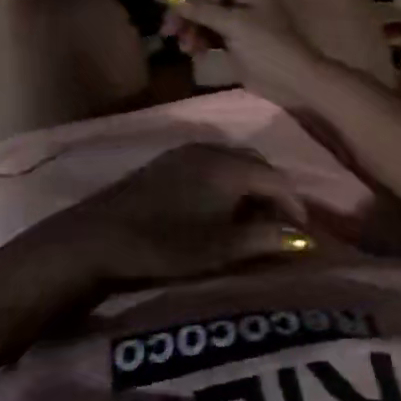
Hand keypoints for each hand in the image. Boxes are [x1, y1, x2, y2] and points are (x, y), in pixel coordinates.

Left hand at [4, 144, 315, 289]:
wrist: (98, 237)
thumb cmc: (164, 245)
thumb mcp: (219, 249)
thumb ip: (263, 239)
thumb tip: (300, 238)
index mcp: (226, 166)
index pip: (275, 177)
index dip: (294, 205)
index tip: (301, 234)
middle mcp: (207, 150)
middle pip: (253, 164)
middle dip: (270, 192)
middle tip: (275, 225)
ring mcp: (180, 154)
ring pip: (228, 162)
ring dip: (245, 187)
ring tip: (247, 221)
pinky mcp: (161, 164)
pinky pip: (205, 165)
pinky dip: (221, 183)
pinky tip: (213, 210)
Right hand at [157, 0, 326, 106]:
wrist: (292, 79)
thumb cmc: (267, 46)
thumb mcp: (233, 25)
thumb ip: (202, 10)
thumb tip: (173, 0)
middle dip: (182, 11)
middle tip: (167, 30)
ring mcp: (234, 18)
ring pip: (201, 15)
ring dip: (188, 28)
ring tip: (184, 46)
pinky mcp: (231, 38)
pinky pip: (207, 32)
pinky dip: (198, 40)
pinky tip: (193, 51)